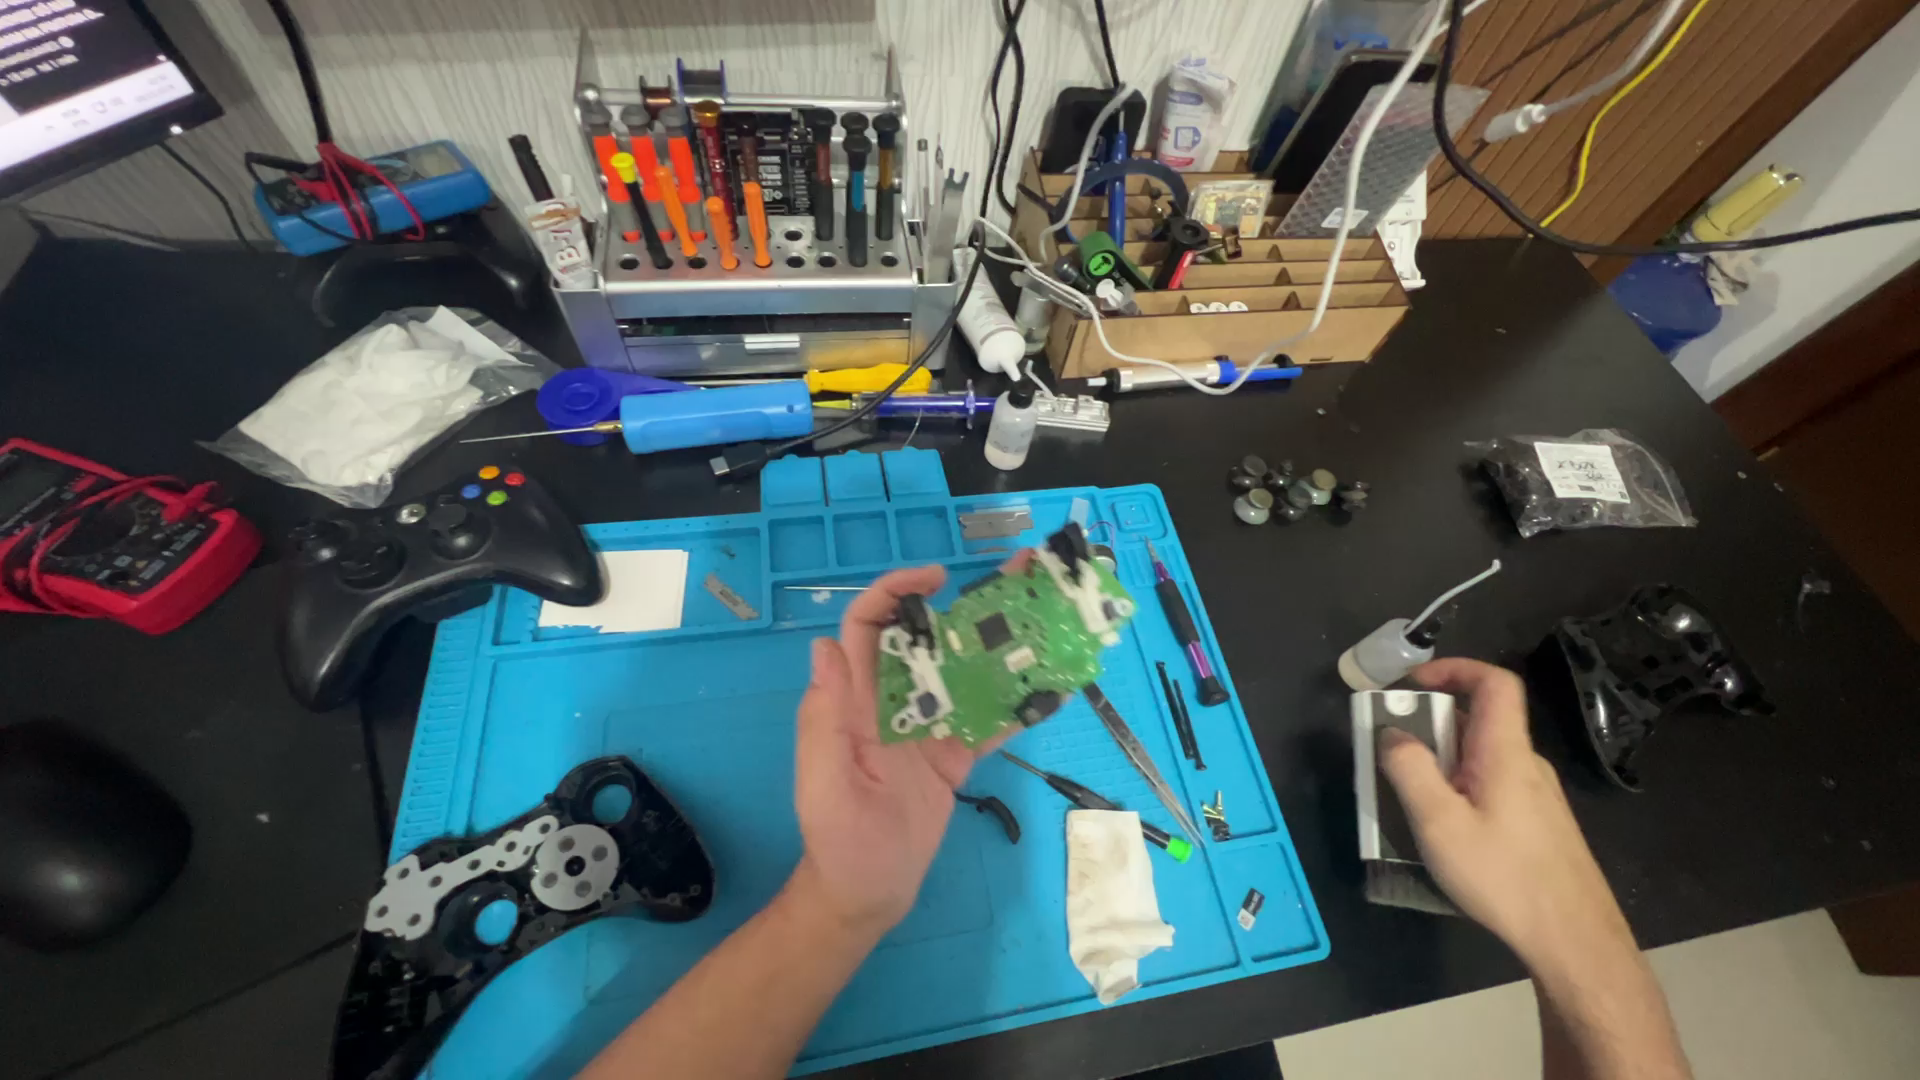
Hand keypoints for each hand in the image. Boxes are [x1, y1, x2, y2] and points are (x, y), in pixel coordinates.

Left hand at [791, 558, 1020, 934]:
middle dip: (967, 604)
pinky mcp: (956, 753)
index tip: (937, 577)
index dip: (895, 593)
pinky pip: (989, 719)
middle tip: (1018, 575)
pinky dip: (1019, 701)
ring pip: (966, 670)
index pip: (869, 627)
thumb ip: (825, 718)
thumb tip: (825, 646)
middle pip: (928, 639)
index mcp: (857, 699)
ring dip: (1002, 641)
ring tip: (1047, 614)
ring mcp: (930, 725)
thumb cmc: (837, 841)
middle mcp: (895, 700)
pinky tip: (1055, 683)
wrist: (867, 894)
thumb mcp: (824, 782)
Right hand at [1378, 658, 1637, 976]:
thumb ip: (1409, 769)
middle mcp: (1525, 764)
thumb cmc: (1504, 876)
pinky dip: (1457, 783)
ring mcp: (1535, 795)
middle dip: (1428, 720)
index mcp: (1505, 753)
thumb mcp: (1438, 823)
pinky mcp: (1537, 823)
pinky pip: (1489, 782)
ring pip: (1481, 753)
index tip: (1411, 684)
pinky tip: (1442, 825)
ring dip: (1439, 756)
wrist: (1576, 944)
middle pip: (1479, 718)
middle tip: (1390, 746)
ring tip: (1406, 791)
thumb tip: (1390, 733)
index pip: (1495, 683)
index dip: (1454, 668)